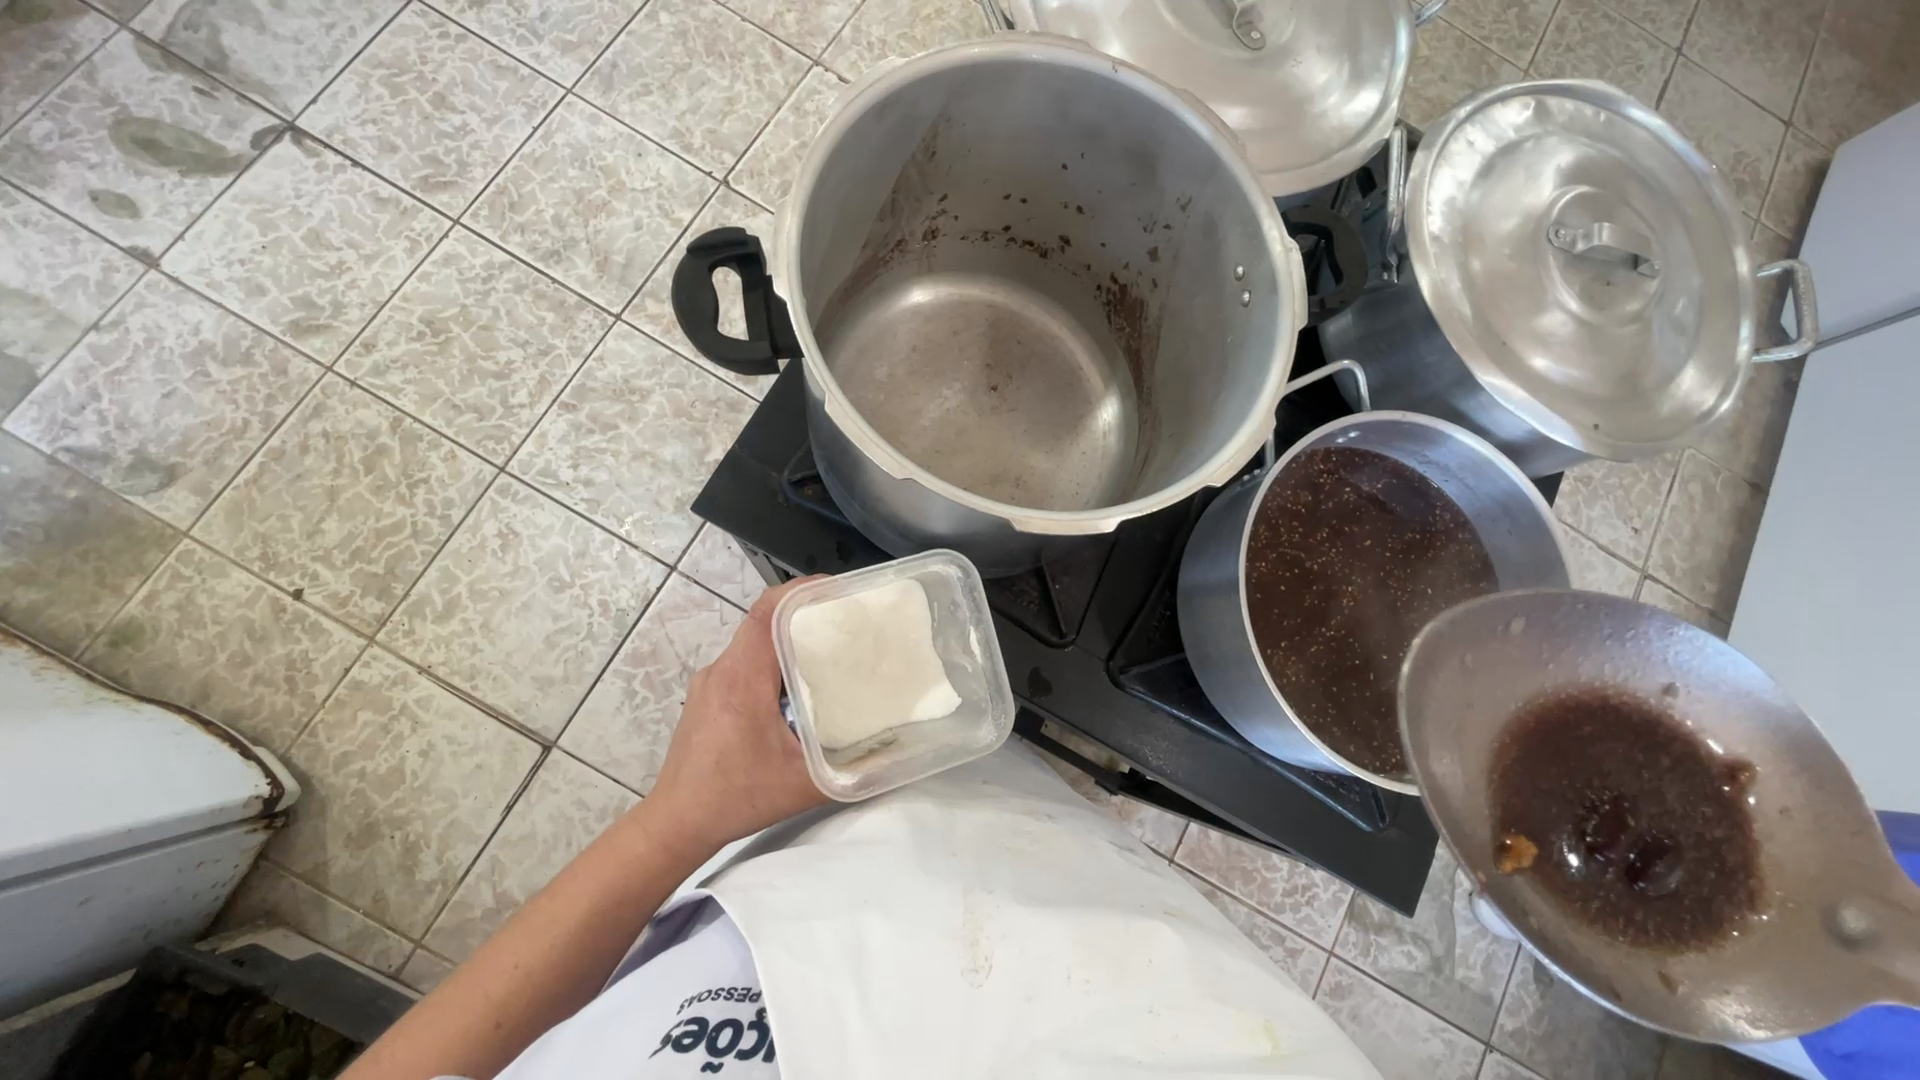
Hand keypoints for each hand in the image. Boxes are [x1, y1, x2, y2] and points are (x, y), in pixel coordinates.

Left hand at [645, 577, 830, 852]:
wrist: (677, 822)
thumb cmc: (735, 798)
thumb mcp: (802, 785)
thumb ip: (852, 769)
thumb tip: (897, 753)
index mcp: (743, 679)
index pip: (767, 612)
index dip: (800, 591)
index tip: (837, 589)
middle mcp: (722, 670)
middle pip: (763, 621)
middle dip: (804, 614)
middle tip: (846, 621)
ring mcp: (710, 682)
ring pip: (754, 642)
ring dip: (788, 639)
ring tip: (828, 652)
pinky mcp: (707, 696)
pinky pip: (744, 663)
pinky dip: (772, 661)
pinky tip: (797, 687)